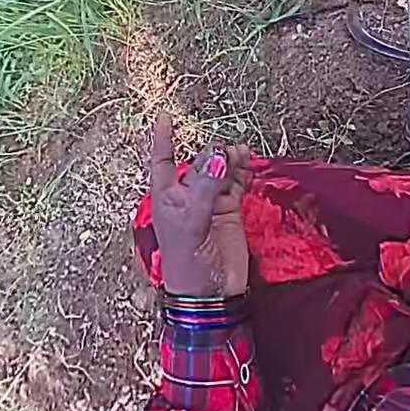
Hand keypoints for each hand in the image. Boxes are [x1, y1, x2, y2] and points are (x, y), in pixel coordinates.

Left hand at [146, 114, 250, 296]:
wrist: (211, 293)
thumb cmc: (188, 262)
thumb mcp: (192, 222)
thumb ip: (206, 188)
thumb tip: (218, 157)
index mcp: (168, 196)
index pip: (162, 160)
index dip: (163, 139)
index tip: (164, 117)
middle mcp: (188, 195)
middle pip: (199, 162)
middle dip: (212, 153)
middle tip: (228, 152)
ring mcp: (209, 201)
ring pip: (219, 170)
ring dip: (229, 159)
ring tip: (241, 153)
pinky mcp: (229, 209)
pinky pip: (235, 182)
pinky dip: (242, 172)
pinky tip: (247, 164)